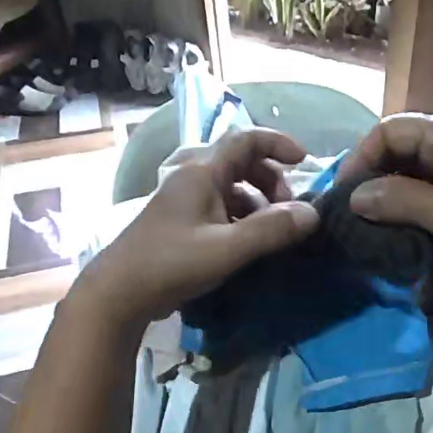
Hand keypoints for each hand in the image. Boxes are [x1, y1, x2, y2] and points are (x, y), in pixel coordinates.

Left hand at [76, 128, 320, 325]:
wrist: (119, 292)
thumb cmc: (172, 263)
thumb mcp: (228, 247)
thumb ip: (272, 230)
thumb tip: (312, 214)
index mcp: (202, 172)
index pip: (247, 139)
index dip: (278, 143)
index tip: (305, 162)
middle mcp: (193, 178)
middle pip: (242, 163)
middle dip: (272, 180)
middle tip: (288, 210)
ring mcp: (185, 201)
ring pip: (232, 187)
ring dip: (258, 202)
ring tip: (271, 232)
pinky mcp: (182, 223)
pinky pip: (221, 208)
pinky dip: (242, 218)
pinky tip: (248, 244)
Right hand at [343, 113, 432, 271]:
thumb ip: (398, 201)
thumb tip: (354, 197)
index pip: (390, 130)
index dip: (361, 158)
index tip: (344, 194)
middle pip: (401, 152)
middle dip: (374, 180)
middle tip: (354, 215)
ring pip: (416, 176)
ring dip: (393, 199)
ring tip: (373, 227)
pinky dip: (414, 210)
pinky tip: (402, 232)